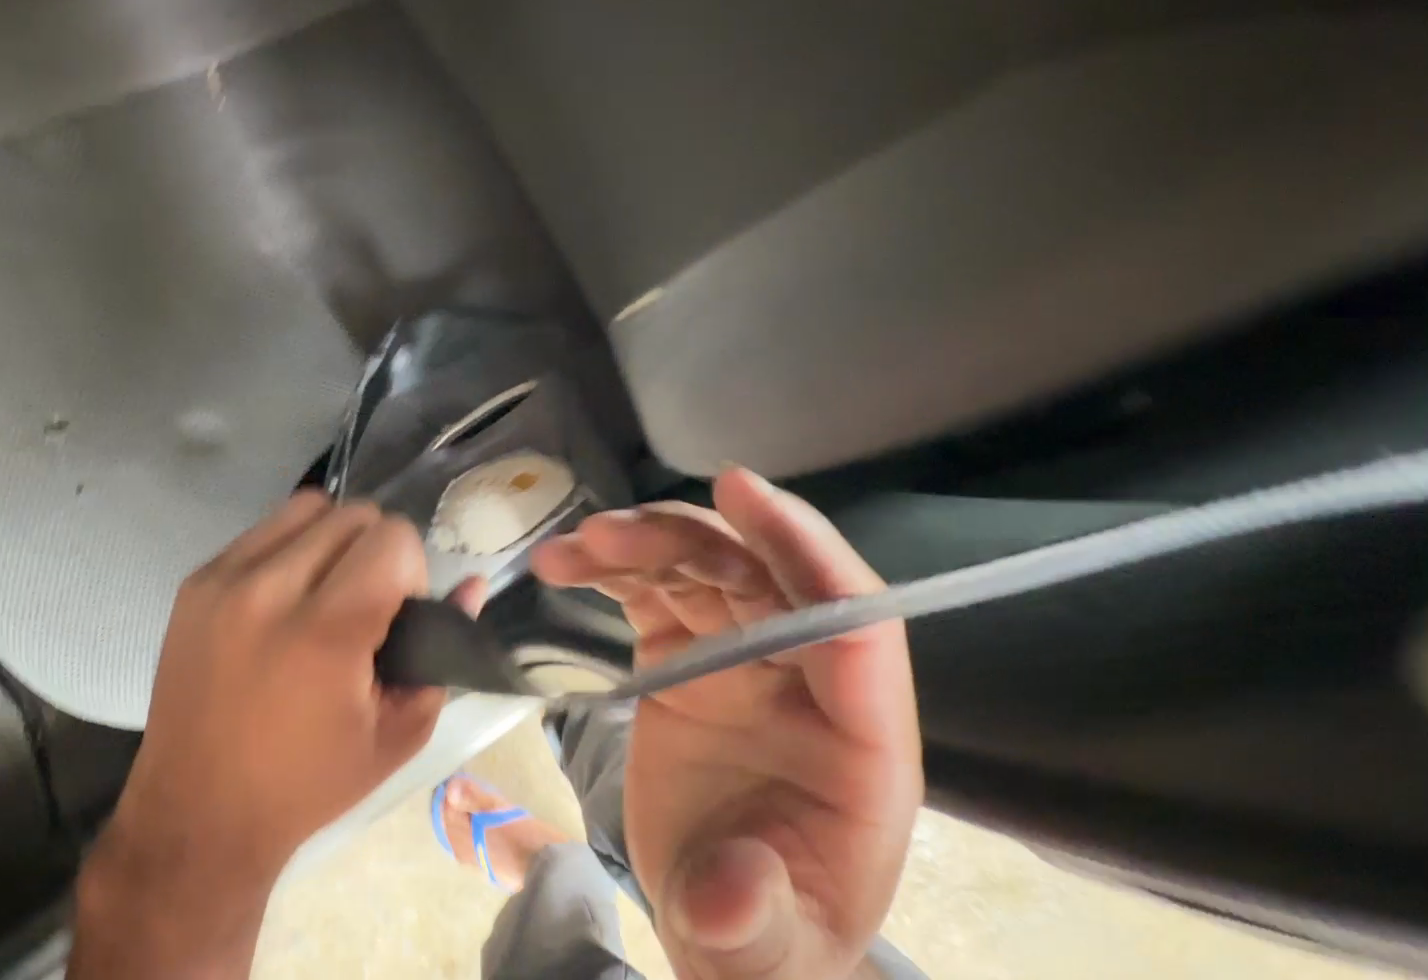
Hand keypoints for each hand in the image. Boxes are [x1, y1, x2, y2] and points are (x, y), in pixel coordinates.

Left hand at [72, 491, 446, 978]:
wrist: (198, 814)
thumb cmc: (311, 783)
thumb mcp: (399, 731)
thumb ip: (442, 648)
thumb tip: (471, 584)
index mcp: (325, 631)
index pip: (393, 536)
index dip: (411, 571)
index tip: (396, 615)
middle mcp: (269, 590)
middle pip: (354, 513)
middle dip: (376, 551)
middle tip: (367, 607)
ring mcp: (224, 580)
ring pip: (309, 507)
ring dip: (334, 540)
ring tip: (327, 593)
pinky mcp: (195, 581)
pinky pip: (264, 529)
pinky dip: (290, 549)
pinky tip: (287, 600)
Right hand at [532, 468, 921, 979]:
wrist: (718, 924)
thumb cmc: (764, 939)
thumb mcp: (765, 954)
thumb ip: (756, 925)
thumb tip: (731, 892)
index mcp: (861, 740)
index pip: (855, 626)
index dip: (806, 552)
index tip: (742, 493)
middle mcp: (807, 680)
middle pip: (763, 579)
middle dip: (691, 543)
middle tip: (608, 534)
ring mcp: (744, 662)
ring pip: (703, 572)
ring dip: (642, 545)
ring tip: (574, 549)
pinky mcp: (688, 659)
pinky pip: (655, 594)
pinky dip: (613, 572)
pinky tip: (566, 565)